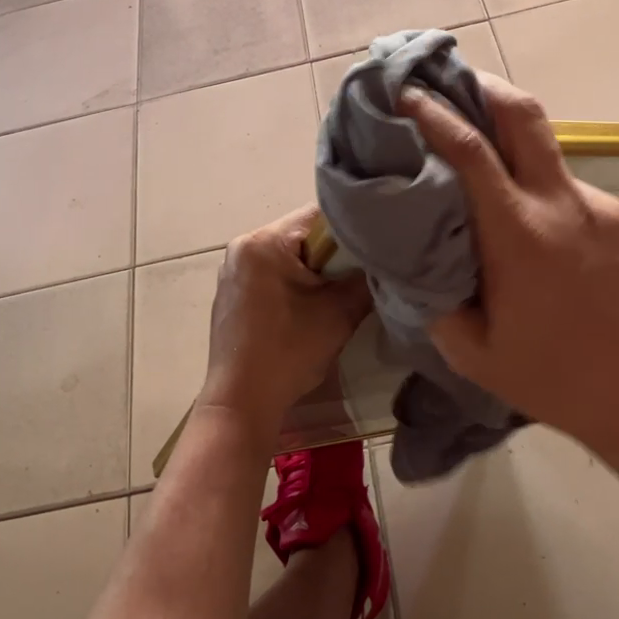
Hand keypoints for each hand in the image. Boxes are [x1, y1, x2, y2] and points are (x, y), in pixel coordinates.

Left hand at [197, 205, 373, 432]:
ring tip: (339, 295)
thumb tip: (385, 264)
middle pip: (303, 236)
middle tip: (360, 276)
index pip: (319, 216)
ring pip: (289, 257)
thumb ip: (364, 280)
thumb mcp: (338, 314)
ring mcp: (234, 271)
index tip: (373, 252)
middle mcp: (243, 246)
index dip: (352, 231)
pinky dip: (296, 286)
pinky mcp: (233, 294)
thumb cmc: (287, 352)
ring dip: (315, 273)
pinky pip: (273, 275)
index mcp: (263, 241)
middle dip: (333, 256)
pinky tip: (310, 310)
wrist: (242, 402)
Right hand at [400, 75, 618, 457]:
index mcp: (519, 234)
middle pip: (524, 114)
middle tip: (452, 82)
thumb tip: (413, 257)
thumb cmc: (554, 380)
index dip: (434, 113)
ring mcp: (601, 207)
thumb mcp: (472, 351)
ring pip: (549, 153)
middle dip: (484, 86)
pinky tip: (539, 231)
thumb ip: (435, 295)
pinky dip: (543, 193)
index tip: (407, 93)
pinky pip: (572, 191)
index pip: (471, 150)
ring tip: (488, 171)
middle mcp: (563, 204)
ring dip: (513, 146)